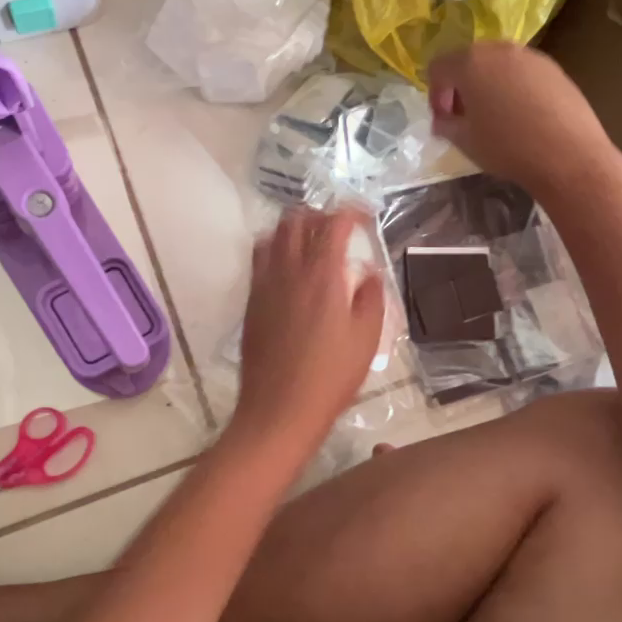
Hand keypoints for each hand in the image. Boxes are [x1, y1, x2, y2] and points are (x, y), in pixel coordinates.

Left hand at [232, 207, 385, 446]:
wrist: (279, 409)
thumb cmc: (331, 377)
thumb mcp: (367, 339)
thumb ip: (370, 297)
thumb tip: (368, 272)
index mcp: (322, 276)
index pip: (334, 224)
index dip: (351, 212)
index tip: (365, 217)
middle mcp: (289, 271)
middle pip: (298, 220)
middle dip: (321, 214)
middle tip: (340, 228)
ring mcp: (264, 285)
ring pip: (274, 235)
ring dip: (295, 228)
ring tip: (313, 241)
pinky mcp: (251, 302)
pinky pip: (260, 258)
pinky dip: (276, 248)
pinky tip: (289, 267)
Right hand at [427, 42, 619, 196]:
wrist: (567, 155)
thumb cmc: (507, 147)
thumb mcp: (465, 142)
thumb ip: (446, 125)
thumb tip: (444, 120)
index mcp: (470, 62)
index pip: (439, 68)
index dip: (435, 94)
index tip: (444, 120)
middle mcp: (499, 49)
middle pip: (469, 60)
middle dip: (462, 87)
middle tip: (466, 117)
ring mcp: (530, 56)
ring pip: (498, 65)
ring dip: (489, 86)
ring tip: (496, 118)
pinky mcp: (554, 68)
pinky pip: (523, 73)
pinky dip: (514, 88)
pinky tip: (523, 117)